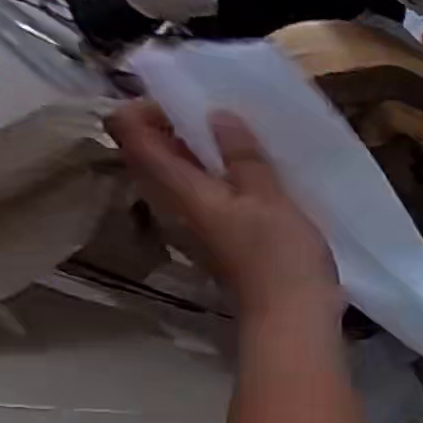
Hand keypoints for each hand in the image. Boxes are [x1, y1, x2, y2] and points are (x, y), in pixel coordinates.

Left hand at [106, 100, 342, 323]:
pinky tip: (264, 187)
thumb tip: (218, 116)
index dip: (148, 106)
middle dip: (182, 129)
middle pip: (155, 154)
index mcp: (180, 188)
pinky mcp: (225, 243)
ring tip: (250, 152)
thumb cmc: (280, 257)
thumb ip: (243, 156)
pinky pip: (212, 199)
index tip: (193, 104)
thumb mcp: (270, 199)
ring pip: (185, 177)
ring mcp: (201, 227)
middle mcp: (179, 205)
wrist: (293, 317)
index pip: (129, 130)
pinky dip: (228, 183)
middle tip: (229, 125)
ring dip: (208, 157)